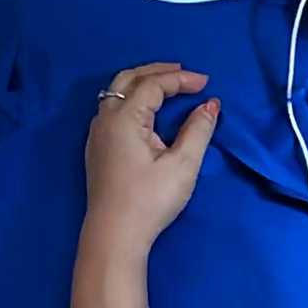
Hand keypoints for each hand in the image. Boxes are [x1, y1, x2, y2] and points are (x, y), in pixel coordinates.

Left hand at [80, 63, 220, 260]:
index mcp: (124, 118)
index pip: (153, 85)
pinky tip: (147, 112)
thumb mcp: (182, 165)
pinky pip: (112, 109)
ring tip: (168, 88)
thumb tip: (210, 106)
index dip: (181, 80)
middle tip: (184, 74)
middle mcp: (105, 120)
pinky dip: (133, 99)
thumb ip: (198, 131)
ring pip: (116, 93)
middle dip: (157, 72)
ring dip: (143, 84)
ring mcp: (97, 135)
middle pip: (128, 80)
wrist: (115, 235)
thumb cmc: (150, 200)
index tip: (206, 83)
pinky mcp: (98, 150)